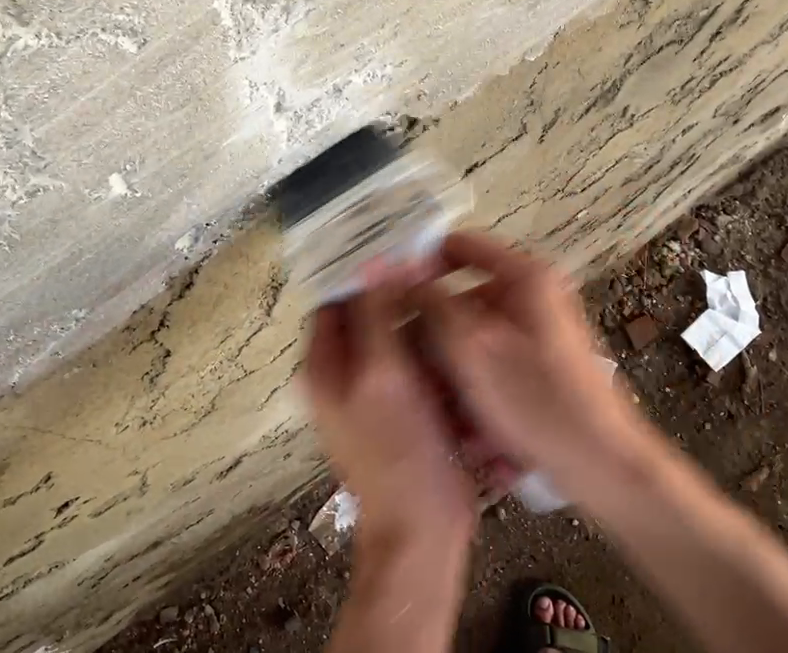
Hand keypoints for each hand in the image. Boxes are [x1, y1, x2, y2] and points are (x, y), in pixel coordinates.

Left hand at [301, 271, 477, 546]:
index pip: (337, 299)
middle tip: (444, 288)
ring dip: (426, 334)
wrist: (423, 531)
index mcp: (323, 365)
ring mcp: (374, 397)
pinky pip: (418, 372)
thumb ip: (376, 315)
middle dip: (405, 306)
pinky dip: (437, 364)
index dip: (367, 276)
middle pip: (371, 320)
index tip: (408, 256)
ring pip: (399, 344)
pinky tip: (464, 357)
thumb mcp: (385, 376)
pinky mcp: (404, 414)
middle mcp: (342, 376)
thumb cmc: (400, 452)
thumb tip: (375, 259)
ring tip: (458, 319)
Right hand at [416, 231, 662, 500]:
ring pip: (471, 344)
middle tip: (413, 379)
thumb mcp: (473, 349)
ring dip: (453, 381)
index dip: (419, 267)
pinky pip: (492, 371)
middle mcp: (533, 298)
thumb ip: (431, 302)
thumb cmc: (539, 404)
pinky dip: (478, 398)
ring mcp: (538, 337)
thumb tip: (394, 267)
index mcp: (525, 277)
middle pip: (460, 303)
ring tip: (450, 423)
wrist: (607, 472)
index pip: (457, 246)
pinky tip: (476, 441)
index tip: (389, 302)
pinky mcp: (540, 372)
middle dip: (434, 344)